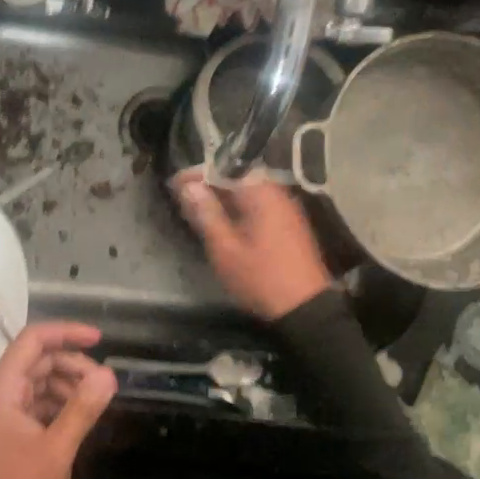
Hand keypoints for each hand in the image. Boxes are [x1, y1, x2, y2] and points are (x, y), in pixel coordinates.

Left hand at [0, 321, 117, 478]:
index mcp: (4, 387)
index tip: (100, 340)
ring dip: (69, 385)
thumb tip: (109, 374)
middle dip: (73, 364)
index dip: (66, 332)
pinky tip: (80, 418)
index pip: (34, 339)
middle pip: (40, 359)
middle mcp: (2, 392)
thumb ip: (82, 409)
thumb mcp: (55, 450)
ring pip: (41, 380)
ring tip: (95, 403)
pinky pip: (39, 402)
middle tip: (103, 384)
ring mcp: (5, 411)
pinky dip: (61, 404)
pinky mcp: (11, 430)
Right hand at [171, 169, 331, 320]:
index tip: (173, 185)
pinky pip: (258, 204)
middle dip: (209, 185)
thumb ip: (206, 214)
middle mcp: (276, 192)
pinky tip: (225, 223)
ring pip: (247, 192)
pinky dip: (238, 208)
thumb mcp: (225, 249)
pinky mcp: (289, 223)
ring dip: (223, 197)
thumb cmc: (261, 278)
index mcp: (260, 193)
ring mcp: (286, 207)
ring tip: (199, 210)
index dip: (196, 175)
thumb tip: (188, 186)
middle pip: (237, 177)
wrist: (306, 309)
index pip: (223, 169)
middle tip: (184, 198)